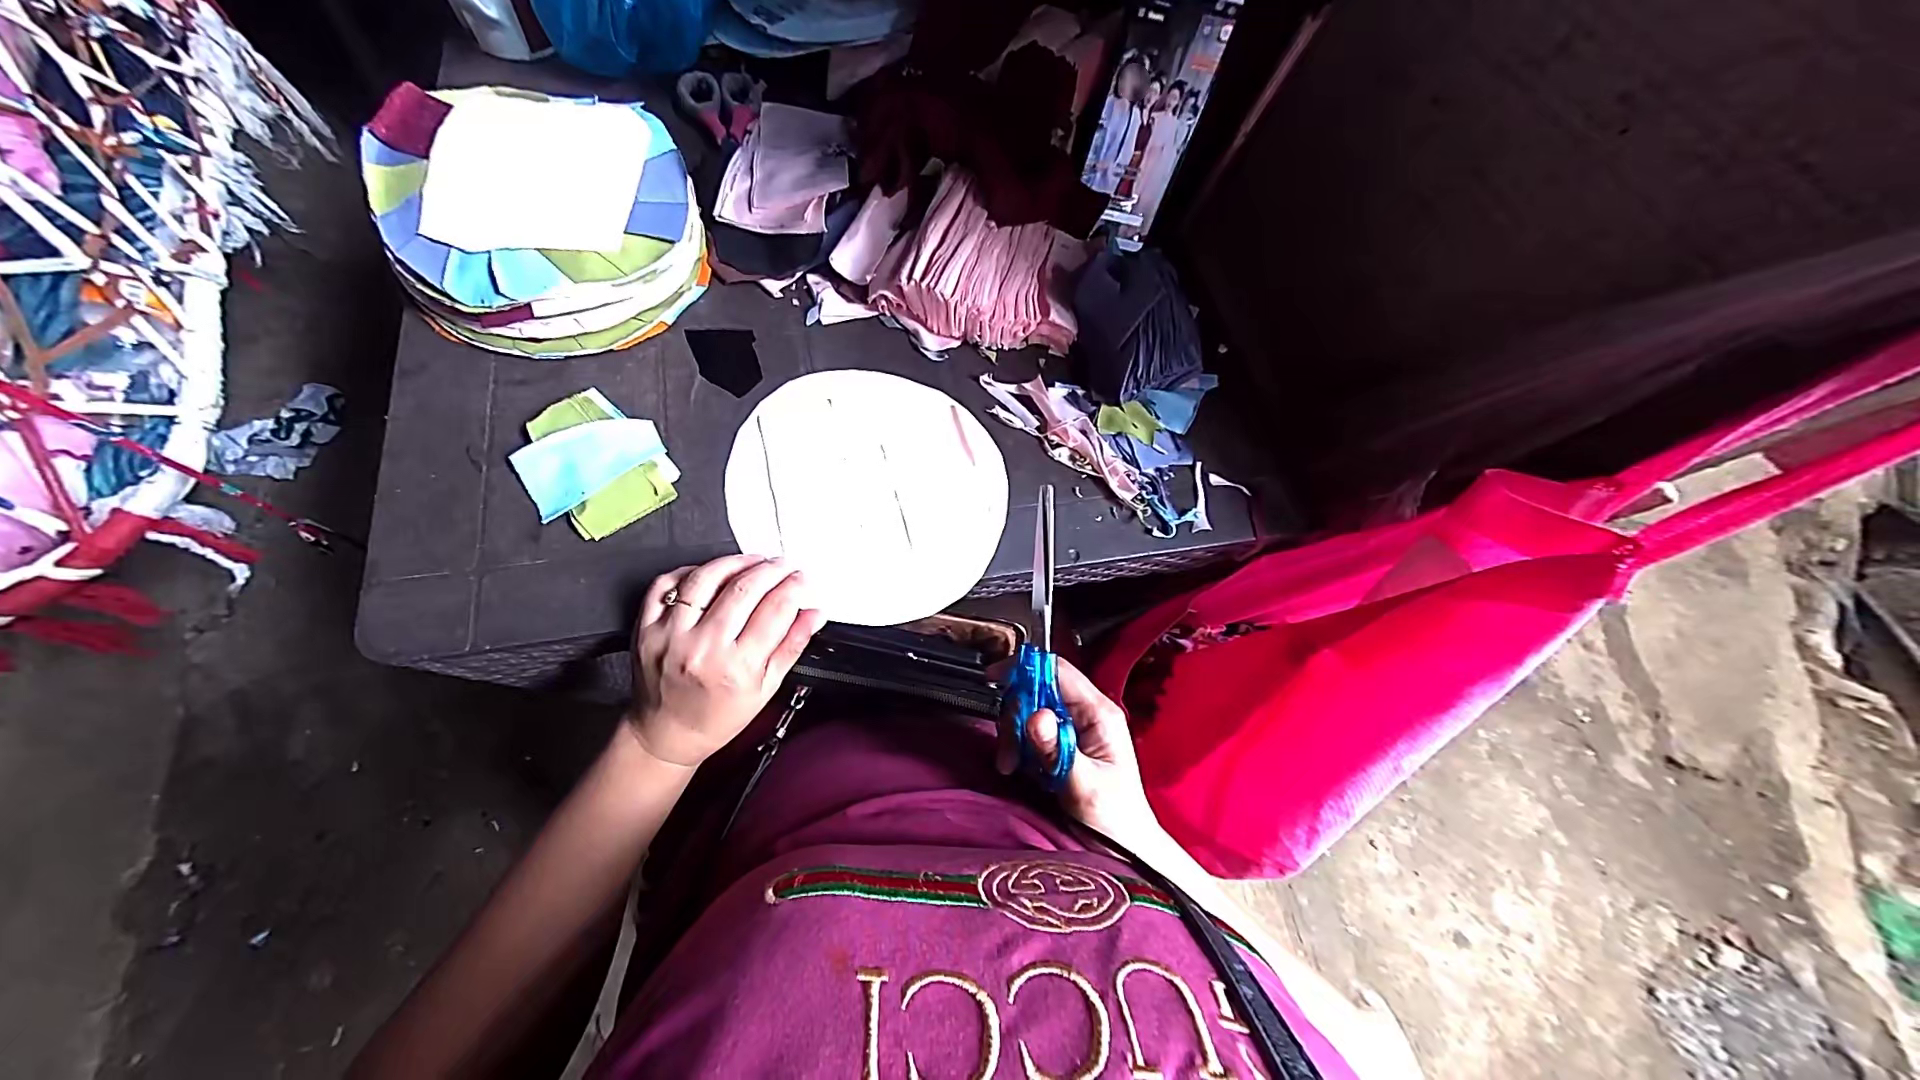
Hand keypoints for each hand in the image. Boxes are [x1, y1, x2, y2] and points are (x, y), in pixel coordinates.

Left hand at [627, 555, 826, 767]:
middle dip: (773, 569)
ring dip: (737, 562)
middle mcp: (703, 648)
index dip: (796, 586)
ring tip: (754, 562)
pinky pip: (667, 583)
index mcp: (737, 667)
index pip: (776, 609)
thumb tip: (813, 615)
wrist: (666, 734)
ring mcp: (671, 635)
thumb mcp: (766, 688)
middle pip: (746, 588)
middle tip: (784, 567)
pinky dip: (692, 570)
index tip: (802, 580)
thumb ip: (791, 646)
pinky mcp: (647, 627)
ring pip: (707, 577)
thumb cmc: (715, 717)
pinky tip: (712, 573)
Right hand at [996, 656, 1161, 843]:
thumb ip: (1058, 751)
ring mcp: (1074, 728)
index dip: (1025, 670)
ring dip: (1014, 735)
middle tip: (1010, 752)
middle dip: (1015, 716)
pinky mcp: (1063, 743)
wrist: (1127, 848)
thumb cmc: (1116, 820)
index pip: (1058, 671)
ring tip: (1013, 766)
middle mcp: (1087, 714)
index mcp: (1100, 714)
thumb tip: (1036, 717)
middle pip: (1037, 690)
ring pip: (1030, 710)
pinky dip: (1018, 747)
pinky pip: (1031, 731)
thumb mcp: (1084, 786)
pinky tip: (1019, 768)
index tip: (997, 678)